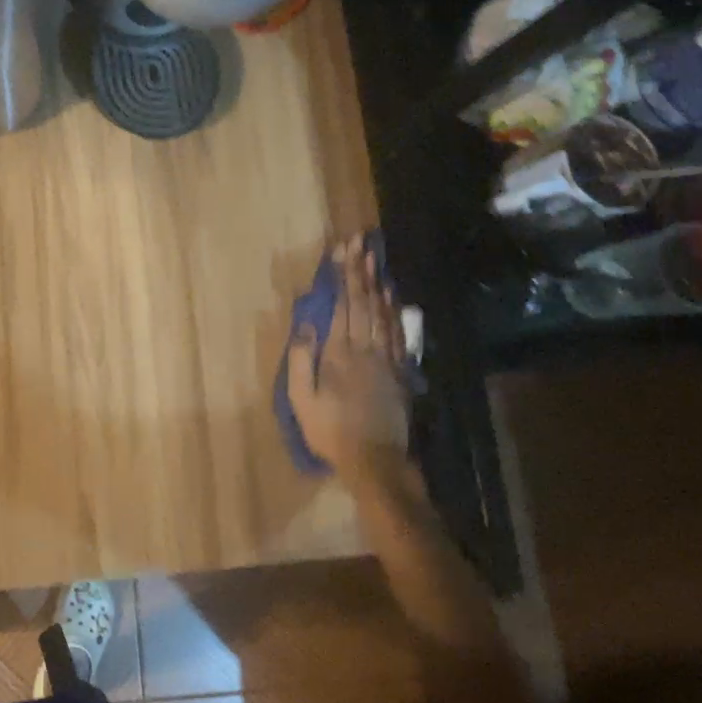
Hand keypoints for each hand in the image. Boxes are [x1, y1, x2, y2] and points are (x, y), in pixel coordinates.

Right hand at [287, 236, 410, 482]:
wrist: (375, 459)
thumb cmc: (330, 431)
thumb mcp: (302, 400)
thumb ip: (301, 360)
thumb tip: (306, 324)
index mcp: (338, 354)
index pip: (341, 306)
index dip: (342, 277)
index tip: (342, 251)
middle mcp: (365, 349)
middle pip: (364, 303)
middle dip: (360, 272)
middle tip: (361, 243)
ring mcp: (386, 359)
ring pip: (383, 313)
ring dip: (378, 284)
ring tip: (375, 260)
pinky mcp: (400, 371)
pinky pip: (397, 332)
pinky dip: (394, 310)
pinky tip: (391, 296)